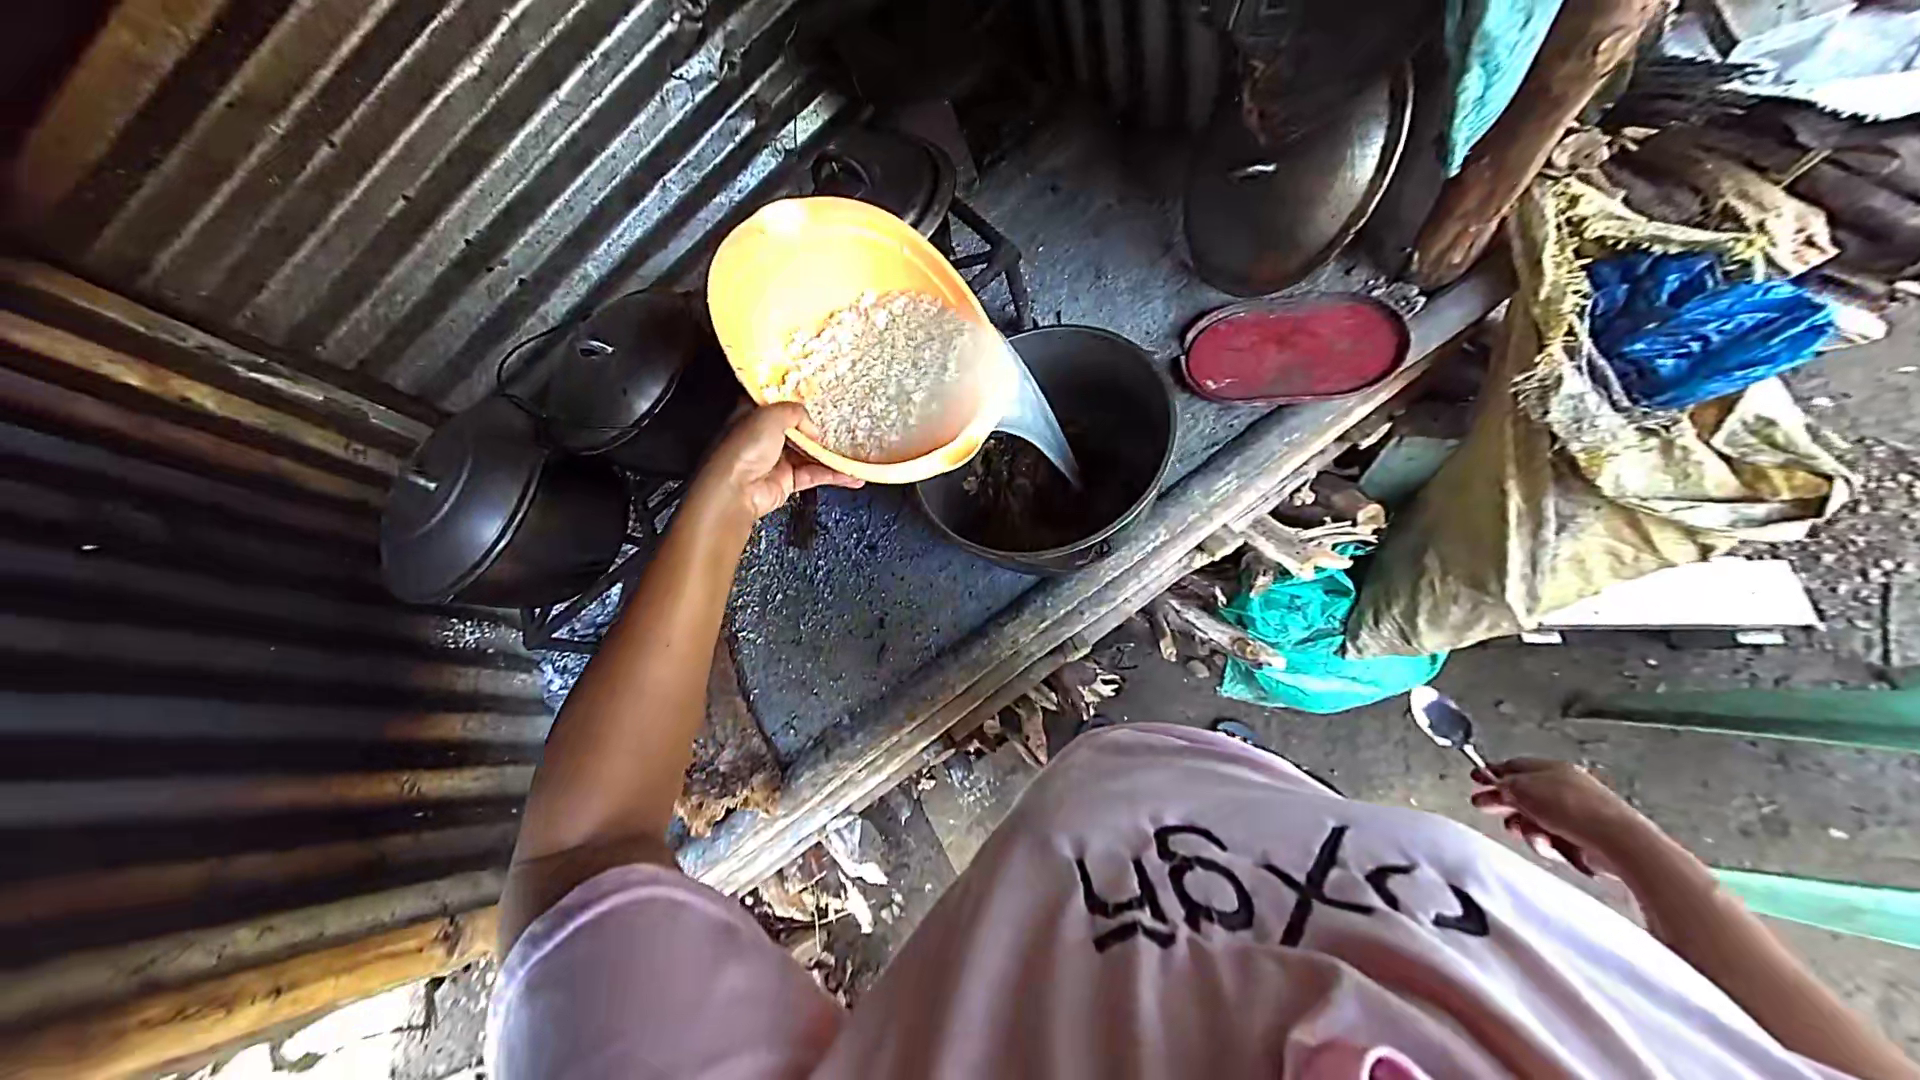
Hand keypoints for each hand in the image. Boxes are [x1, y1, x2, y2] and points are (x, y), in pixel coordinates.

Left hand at [692, 402, 862, 520]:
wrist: (735, 489)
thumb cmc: (744, 447)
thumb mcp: (770, 415)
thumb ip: (795, 412)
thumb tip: (812, 425)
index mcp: (754, 415)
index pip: (779, 404)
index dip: (798, 402)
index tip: (821, 400)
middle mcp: (765, 437)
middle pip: (798, 430)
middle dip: (820, 430)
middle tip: (844, 426)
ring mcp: (776, 460)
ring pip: (810, 454)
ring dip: (832, 455)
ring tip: (854, 453)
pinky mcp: (786, 481)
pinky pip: (814, 475)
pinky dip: (833, 476)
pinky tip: (852, 476)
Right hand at [1470, 758, 1654, 877]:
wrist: (1616, 842)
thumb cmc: (1571, 807)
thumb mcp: (1522, 787)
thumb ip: (1502, 783)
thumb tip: (1494, 784)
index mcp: (1553, 769)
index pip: (1514, 767)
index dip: (1492, 772)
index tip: (1476, 779)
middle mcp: (1565, 789)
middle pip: (1523, 794)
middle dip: (1504, 802)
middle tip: (1484, 805)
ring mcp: (1576, 815)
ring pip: (1534, 819)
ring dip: (1524, 826)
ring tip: (1522, 830)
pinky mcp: (1584, 839)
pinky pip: (1551, 839)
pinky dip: (1545, 843)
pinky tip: (1548, 844)